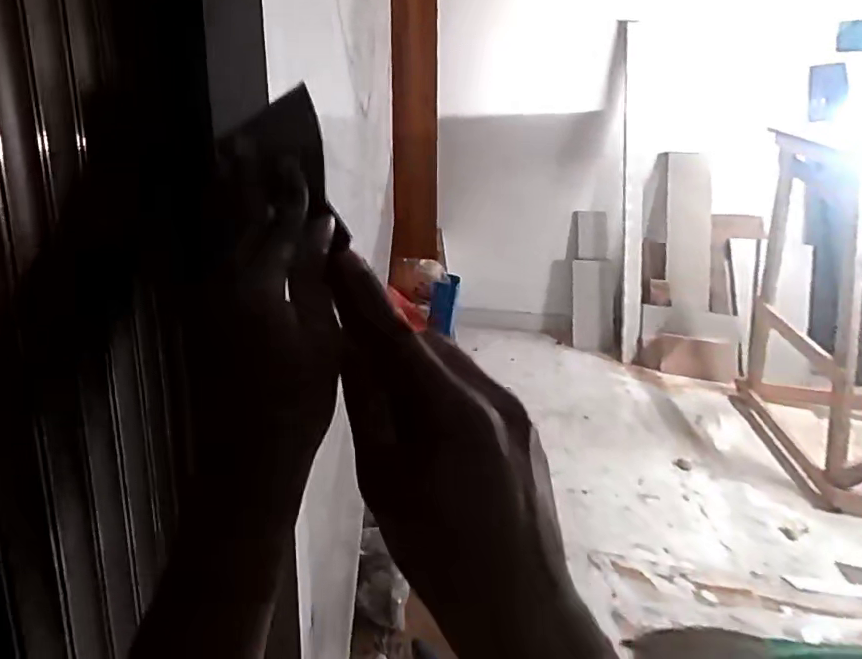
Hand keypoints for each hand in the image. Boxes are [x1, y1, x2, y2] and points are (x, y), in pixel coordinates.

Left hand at [131, 145, 337, 658]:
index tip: (297, 163)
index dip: (291, 195)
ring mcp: (207, 293)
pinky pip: (214, 254)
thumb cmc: (297, 401)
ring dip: (224, 195)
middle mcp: (224, 278)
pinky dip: (222, 229)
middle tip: (245, 140)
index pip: (279, 225)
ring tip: (227, 159)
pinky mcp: (203, 308)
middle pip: (237, 216)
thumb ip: (314, 274)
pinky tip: (227, 215)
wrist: (246, 452)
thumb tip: (320, 226)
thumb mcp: (319, 335)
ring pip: (217, 231)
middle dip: (243, 178)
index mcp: (258, 283)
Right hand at [328, 248, 612, 658]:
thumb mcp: (383, 481)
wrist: (523, 610)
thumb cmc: (437, 553)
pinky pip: (465, 378)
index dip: (361, 291)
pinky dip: (431, 371)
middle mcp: (488, 394)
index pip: (395, 333)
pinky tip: (411, 389)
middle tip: (340, 302)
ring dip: (405, 347)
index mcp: (451, 411)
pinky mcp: (519, 420)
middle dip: (379, 319)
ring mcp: (510, 406)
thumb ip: (366, 405)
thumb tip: (344, 348)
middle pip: (421, 339)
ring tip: (369, 348)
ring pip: (444, 356)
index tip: (338, 251)